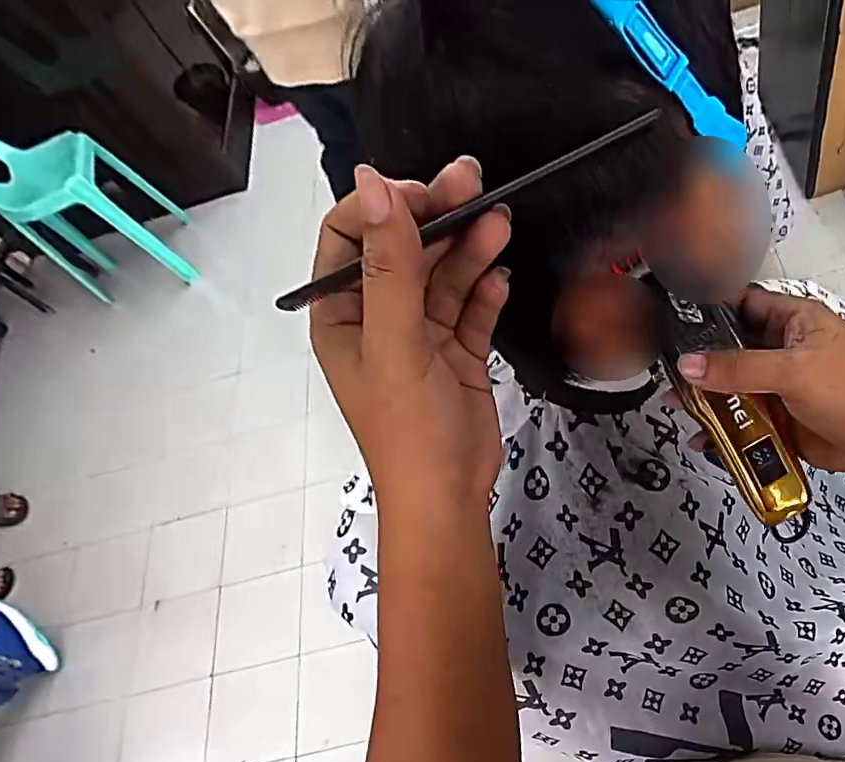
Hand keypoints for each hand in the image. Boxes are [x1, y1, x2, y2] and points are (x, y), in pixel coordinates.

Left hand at [310, 160, 511, 509]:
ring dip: (470, 252)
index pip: (353, 240)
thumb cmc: (409, 431)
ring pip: (445, 281)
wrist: (448, 494)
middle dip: (439, 220)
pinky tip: (501, 277)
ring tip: (500, 222)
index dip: (384, 209)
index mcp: (343, 316)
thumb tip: (375, 187)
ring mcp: (423, 340)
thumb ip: (389, 267)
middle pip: (406, 253)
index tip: (425, 192)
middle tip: (475, 184)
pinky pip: (471, 314)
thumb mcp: (395, 345)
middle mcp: (380, 321)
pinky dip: (486, 294)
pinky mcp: (459, 358)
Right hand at [669, 286, 844, 473]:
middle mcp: (783, 349)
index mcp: (794, 320)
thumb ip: (739, 368)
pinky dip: (722, 428)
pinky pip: (741, 420)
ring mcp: (778, 385)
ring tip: (680, 404)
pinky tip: (705, 436)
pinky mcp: (776, 417)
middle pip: (731, 349)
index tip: (678, 323)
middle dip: (702, 362)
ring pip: (732, 387)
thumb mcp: (793, 371)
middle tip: (673, 372)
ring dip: (708, 398)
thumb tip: (691, 364)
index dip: (711, 311)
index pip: (742, 304)